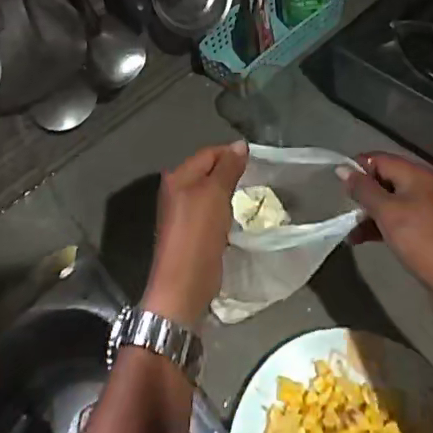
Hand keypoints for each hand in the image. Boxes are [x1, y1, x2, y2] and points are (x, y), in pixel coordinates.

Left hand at [141, 140, 247, 327]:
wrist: (183, 286)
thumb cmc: (198, 234)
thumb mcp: (215, 195)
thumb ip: (227, 168)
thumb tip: (240, 145)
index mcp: (178, 176)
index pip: (208, 153)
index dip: (231, 154)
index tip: (256, 162)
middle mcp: (176, 190)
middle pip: (208, 171)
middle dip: (230, 173)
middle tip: (255, 179)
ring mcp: (181, 213)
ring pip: (210, 193)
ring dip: (227, 194)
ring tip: (248, 198)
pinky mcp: (189, 233)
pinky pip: (209, 212)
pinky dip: (223, 212)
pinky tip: (234, 219)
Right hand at [341, 152, 432, 304]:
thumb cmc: (421, 241)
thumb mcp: (387, 213)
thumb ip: (363, 189)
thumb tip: (343, 168)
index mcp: (416, 173)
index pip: (379, 159)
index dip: (357, 169)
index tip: (339, 187)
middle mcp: (423, 184)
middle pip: (384, 179)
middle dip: (362, 194)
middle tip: (345, 211)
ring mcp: (427, 207)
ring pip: (390, 201)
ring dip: (369, 213)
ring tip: (350, 232)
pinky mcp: (427, 228)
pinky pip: (399, 218)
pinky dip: (381, 225)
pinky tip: (362, 240)